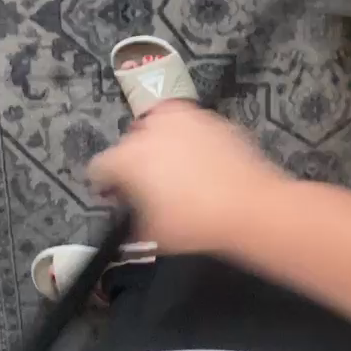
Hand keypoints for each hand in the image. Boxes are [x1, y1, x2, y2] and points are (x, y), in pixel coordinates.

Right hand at [88, 102, 292, 252]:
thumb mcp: (152, 232)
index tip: (112, 195)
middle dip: (132, 161)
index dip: (103, 183)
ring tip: (170, 166)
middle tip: (145, 184)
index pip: (99, 166)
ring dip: (157, 142)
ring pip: (157, 125)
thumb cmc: (197, 224)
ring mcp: (183, 119)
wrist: (252, 208)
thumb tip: (129, 218)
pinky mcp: (211, 118)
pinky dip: (187, 138)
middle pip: (128, 142)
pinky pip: (188, 125)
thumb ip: (131, 220)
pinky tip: (198, 159)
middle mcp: (151, 130)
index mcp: (129, 157)